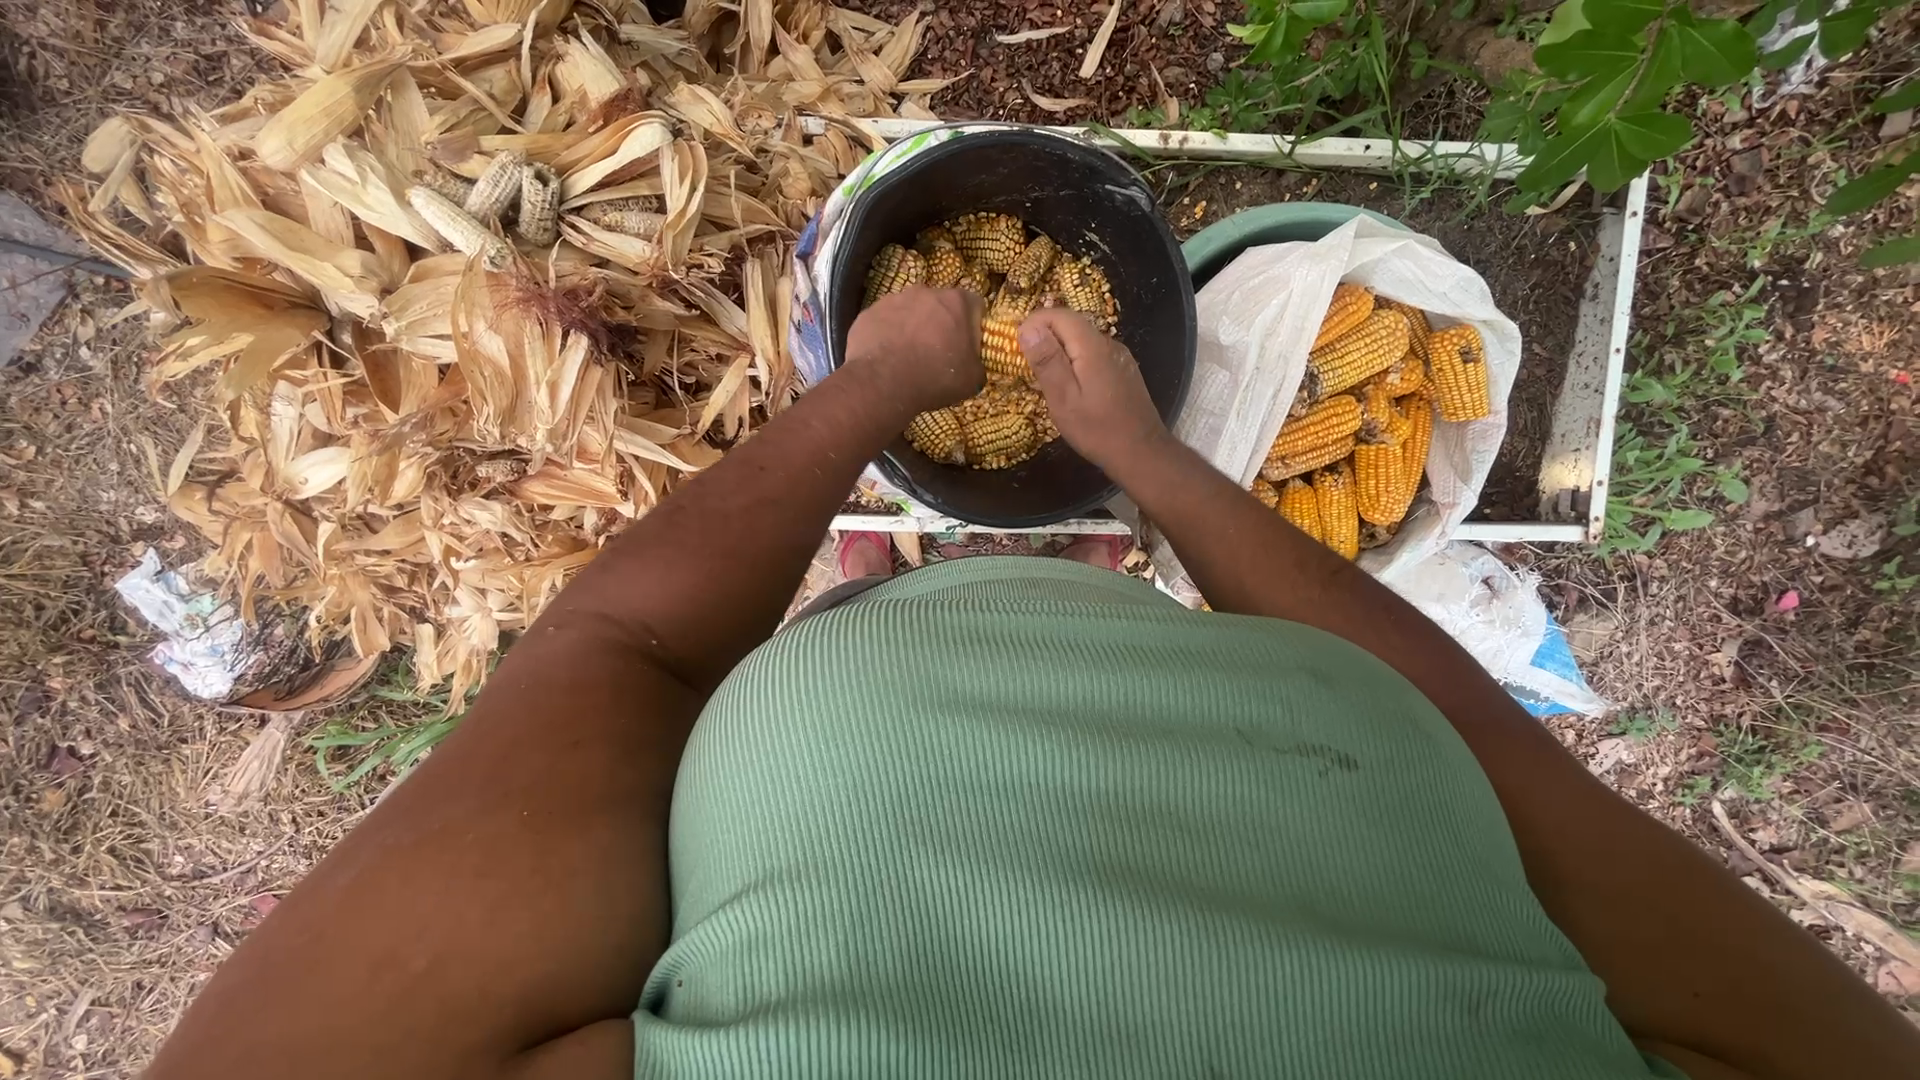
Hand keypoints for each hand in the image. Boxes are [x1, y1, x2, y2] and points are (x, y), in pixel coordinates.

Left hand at [843, 287, 983, 416]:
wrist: (883, 382)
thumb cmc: (936, 377)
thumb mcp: (973, 380)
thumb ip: (977, 363)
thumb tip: (972, 364)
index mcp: (957, 302)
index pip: (974, 306)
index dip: (972, 327)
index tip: (966, 347)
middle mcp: (926, 291)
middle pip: (939, 306)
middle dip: (940, 325)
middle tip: (936, 354)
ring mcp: (894, 299)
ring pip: (909, 312)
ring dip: (912, 329)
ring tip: (907, 358)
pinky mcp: (869, 312)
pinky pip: (884, 323)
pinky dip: (887, 336)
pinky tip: (886, 359)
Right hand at [1019, 309, 1169, 472]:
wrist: (1141, 452)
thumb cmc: (1097, 430)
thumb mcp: (1064, 399)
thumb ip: (1047, 361)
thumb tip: (1028, 327)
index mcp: (1092, 346)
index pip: (1059, 314)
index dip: (1034, 323)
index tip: (1016, 346)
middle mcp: (1109, 343)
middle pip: (1071, 324)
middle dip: (1045, 336)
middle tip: (1026, 364)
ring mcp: (1119, 357)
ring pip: (1082, 340)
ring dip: (1059, 350)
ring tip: (1044, 378)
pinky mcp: (1123, 371)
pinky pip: (1092, 354)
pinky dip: (1074, 361)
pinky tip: (1069, 386)